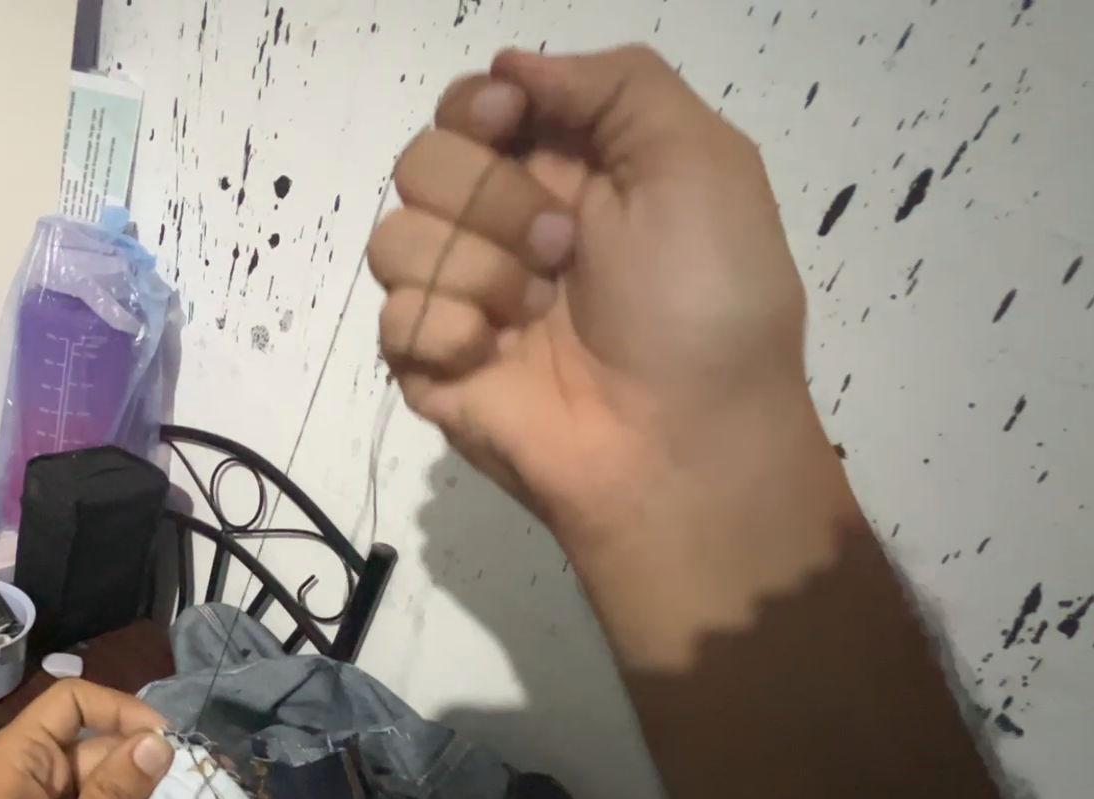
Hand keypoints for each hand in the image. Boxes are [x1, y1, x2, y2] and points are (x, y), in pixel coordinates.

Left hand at [0, 680, 173, 798]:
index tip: (168, 743)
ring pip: (81, 785)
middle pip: (82, 744)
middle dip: (131, 762)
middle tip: (185, 793)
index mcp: (13, 759)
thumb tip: (157, 740)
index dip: (122, 709)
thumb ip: (118, 792)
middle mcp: (11, 776)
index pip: (71, 699)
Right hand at [369, 46, 860, 664]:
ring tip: (534, 313)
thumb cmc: (702, 302)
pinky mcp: (422, 362)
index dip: (472, 108)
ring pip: (391, 241)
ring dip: (474, 271)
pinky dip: (448, 333)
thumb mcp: (698, 162)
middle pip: (417, 164)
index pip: (464, 110)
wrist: (673, 440)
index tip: (507, 122)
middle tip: (561, 247)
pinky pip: (394, 320)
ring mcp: (451, 298)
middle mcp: (491, 227)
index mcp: (554, 170)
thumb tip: (508, 64)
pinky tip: (494, 358)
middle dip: (487, 197)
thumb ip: (613, 85)